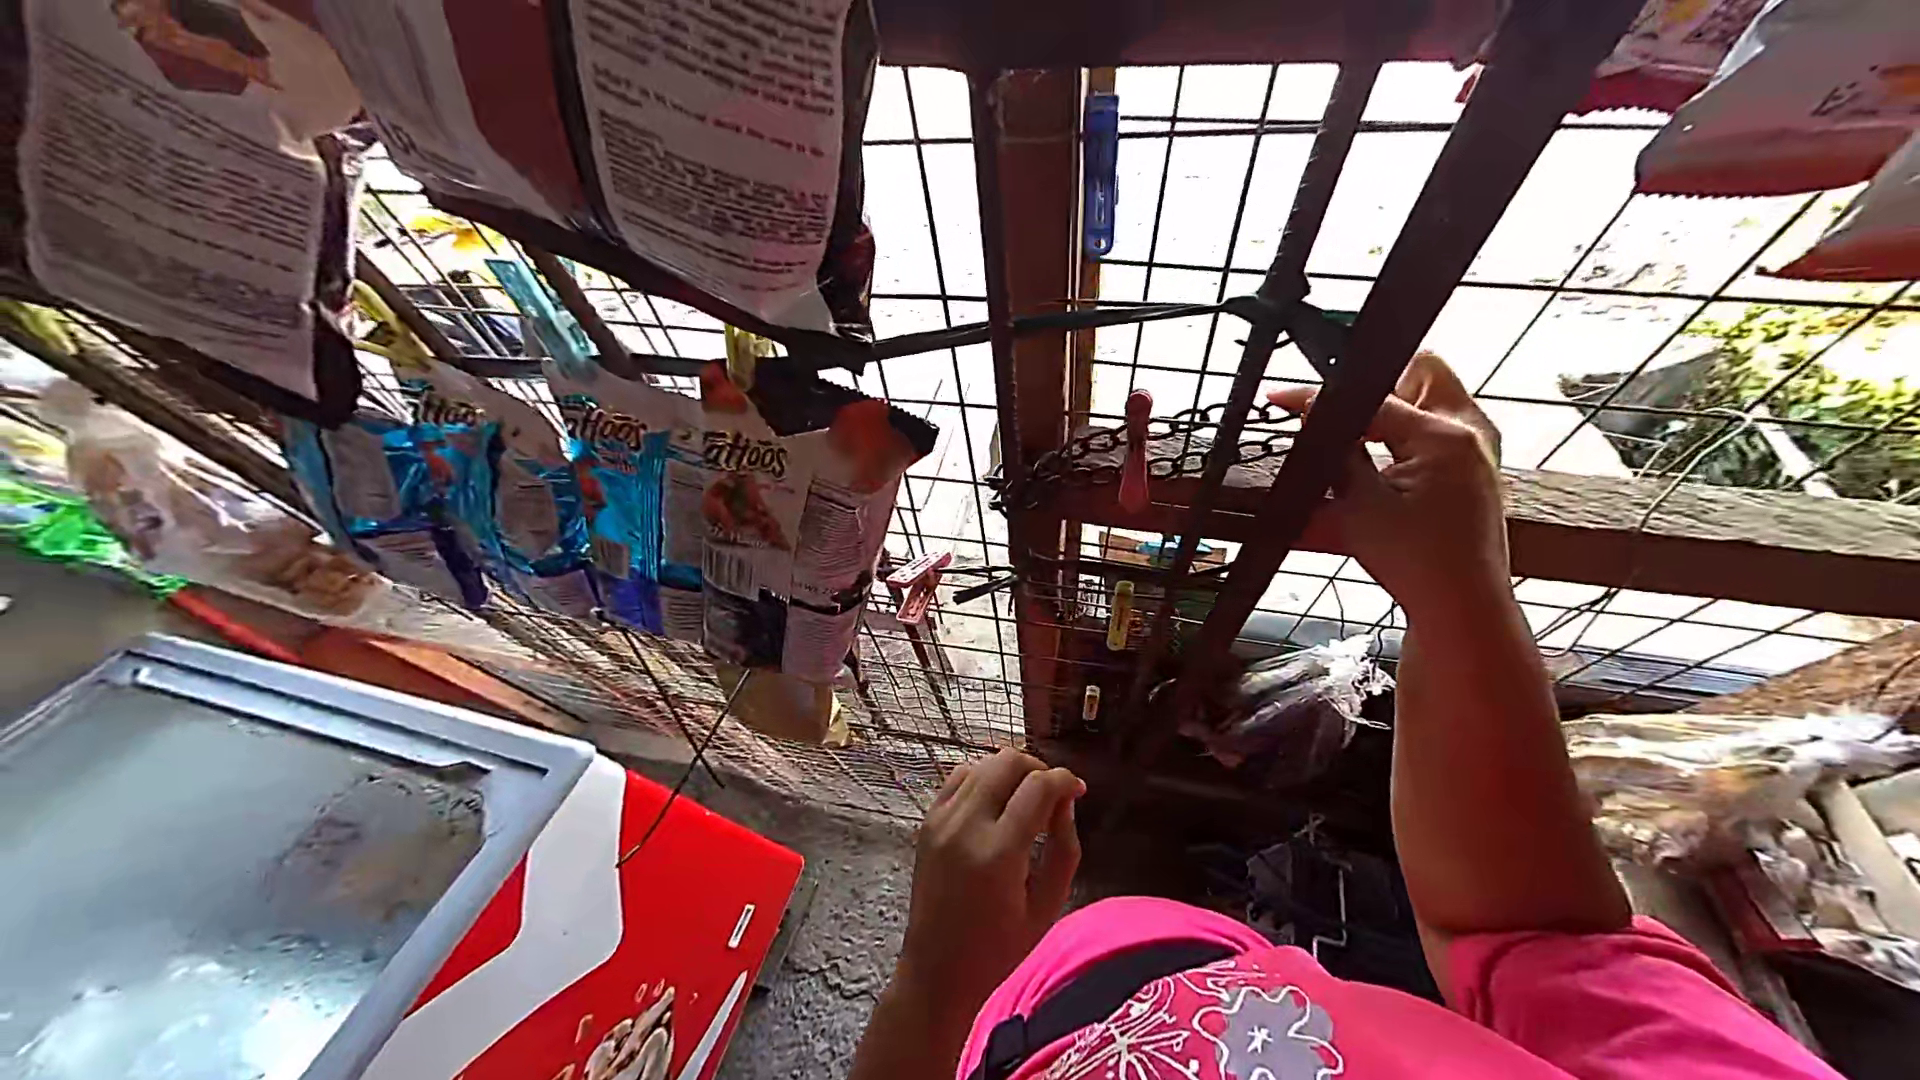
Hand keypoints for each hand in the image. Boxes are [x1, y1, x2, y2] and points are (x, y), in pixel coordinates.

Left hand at [897, 749, 1083, 1014]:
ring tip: (1026, 799)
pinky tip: (996, 802)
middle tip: (1053, 795)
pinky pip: (960, 776)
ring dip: (1012, 772)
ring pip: (984, 763)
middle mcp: (966, 825)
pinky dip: (984, 777)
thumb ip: (1064, 848)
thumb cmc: (999, 949)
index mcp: (998, 852)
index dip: (1065, 780)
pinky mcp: (928, 820)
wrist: (937, 969)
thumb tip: (1066, 802)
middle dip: (1039, 769)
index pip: (1038, 786)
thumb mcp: (1047, 906)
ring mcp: (941, 818)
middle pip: (1008, 760)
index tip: (1079, 790)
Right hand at [1267, 351, 1508, 621]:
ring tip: (1356, 442)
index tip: (1283, 399)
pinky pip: (1435, 427)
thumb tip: (1314, 418)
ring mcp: (1477, 447)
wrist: (1458, 601)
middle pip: (1419, 373)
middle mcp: (1470, 431)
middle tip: (1337, 419)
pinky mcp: (1473, 465)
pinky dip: (1402, 434)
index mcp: (1445, 436)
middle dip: (1373, 388)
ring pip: (1429, 398)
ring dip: (1389, 411)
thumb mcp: (1357, 507)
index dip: (1320, 398)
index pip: (1372, 399)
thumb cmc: (1416, 560)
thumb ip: (1336, 455)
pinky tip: (1379, 462)